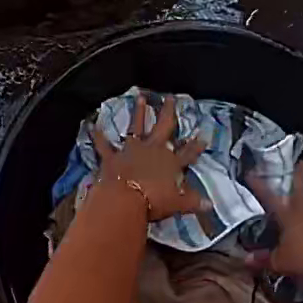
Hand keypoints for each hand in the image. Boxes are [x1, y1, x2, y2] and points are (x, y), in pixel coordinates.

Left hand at [93, 96, 206, 220]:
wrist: (125, 200)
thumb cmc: (154, 201)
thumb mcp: (177, 203)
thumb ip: (192, 201)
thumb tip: (209, 205)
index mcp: (171, 163)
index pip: (187, 153)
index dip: (195, 146)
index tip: (203, 136)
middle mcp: (153, 150)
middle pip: (163, 127)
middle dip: (168, 112)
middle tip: (170, 97)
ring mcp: (132, 151)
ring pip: (136, 127)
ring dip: (138, 112)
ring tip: (140, 97)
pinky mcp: (113, 157)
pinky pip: (104, 144)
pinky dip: (98, 136)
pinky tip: (93, 125)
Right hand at [250, 161, 302, 281]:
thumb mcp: (280, 262)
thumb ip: (263, 259)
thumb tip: (246, 260)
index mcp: (289, 216)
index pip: (270, 197)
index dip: (260, 186)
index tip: (252, 173)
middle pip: (302, 190)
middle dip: (299, 176)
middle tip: (300, 164)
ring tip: (302, 194)